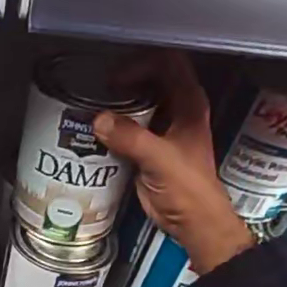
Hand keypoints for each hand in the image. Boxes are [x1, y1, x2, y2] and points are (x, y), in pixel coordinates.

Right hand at [95, 51, 255, 274]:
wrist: (194, 223)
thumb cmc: (189, 189)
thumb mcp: (160, 159)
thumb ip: (131, 137)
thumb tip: (99, 121)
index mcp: (189, 105)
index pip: (168, 64)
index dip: (143, 63)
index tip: (117, 77)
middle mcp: (177, 113)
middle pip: (149, 81)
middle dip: (124, 82)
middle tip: (98, 90)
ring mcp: (162, 131)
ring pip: (138, 105)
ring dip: (117, 106)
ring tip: (91, 107)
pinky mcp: (149, 151)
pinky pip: (129, 130)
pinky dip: (114, 128)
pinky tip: (95, 132)